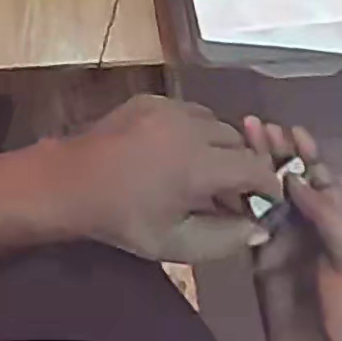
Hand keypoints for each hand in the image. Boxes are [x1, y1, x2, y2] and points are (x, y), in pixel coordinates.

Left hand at [42, 95, 279, 262]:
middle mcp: (189, 125)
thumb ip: (225, 237)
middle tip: (232, 193)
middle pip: (236, 139)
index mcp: (199, 163)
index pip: (253, 165)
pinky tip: (178, 151)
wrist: (75, 180)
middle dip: (242, 164)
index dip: (267, 184)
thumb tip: (259, 226)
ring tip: (205, 172)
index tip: (266, 201)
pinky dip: (193, 128)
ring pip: (212, 120)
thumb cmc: (126, 218)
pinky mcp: (150, 98)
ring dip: (218, 144)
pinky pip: (186, 109)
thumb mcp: (177, 243)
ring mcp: (167, 106)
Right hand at [243, 118, 341, 340]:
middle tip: (257, 125)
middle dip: (274, 150)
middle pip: (288, 178)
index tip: (293, 131)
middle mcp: (307, 223)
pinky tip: (225, 174)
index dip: (307, 153)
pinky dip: (236, 195)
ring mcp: (281, 237)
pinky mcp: (259, 254)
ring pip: (264, 190)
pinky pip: (245, 218)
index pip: (319, 178)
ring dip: (253, 162)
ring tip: (241, 135)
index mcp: (336, 222)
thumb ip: (327, 218)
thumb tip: (294, 178)